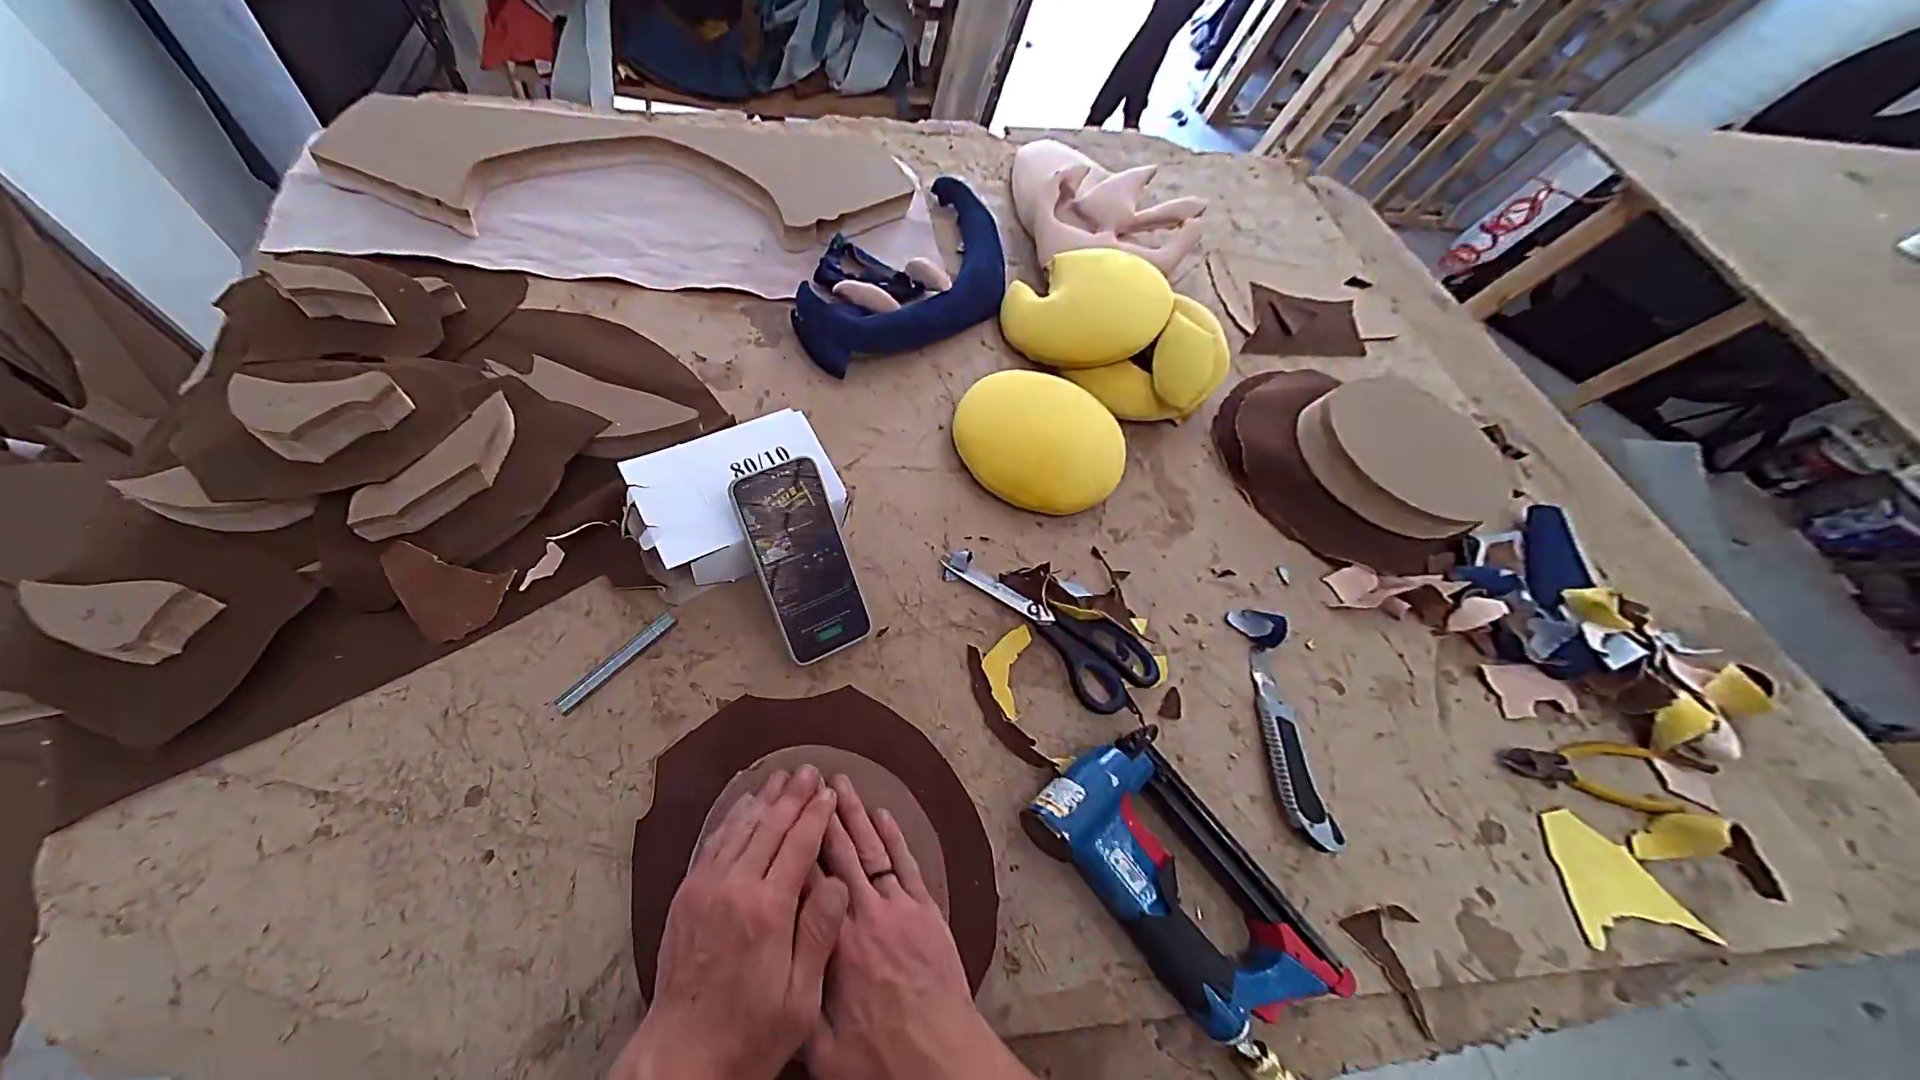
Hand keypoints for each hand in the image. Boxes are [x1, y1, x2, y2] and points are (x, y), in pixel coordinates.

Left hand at [613, 767, 847, 1079]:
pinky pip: (713, 845)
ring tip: (782, 778)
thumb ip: (819, 934)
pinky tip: (744, 806)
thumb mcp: (799, 999)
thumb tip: (840, 883)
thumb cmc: (748, 1034)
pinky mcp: (686, 897)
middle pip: (769, 827)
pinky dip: (732, 819)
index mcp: (767, 911)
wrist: (679, 1060)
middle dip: (793, 796)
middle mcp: (734, 890)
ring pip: (740, 828)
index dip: (816, 815)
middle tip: (809, 771)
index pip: (799, 845)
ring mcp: (705, 890)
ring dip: (764, 800)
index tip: (830, 793)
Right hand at [804, 775, 1032, 1079]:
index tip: (787, 814)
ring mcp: (900, 908)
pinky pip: (906, 864)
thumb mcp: (820, 1045)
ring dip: (857, 815)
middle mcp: (867, 914)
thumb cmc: (879, 1057)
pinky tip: (883, 814)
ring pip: (873, 849)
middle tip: (814, 783)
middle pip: (841, 852)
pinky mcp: (926, 911)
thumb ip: (798, 997)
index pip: (810, 879)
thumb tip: (774, 966)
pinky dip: (894, 837)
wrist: (939, 1058)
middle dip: (825, 815)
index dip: (798, 843)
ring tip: (843, 786)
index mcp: (836, 942)